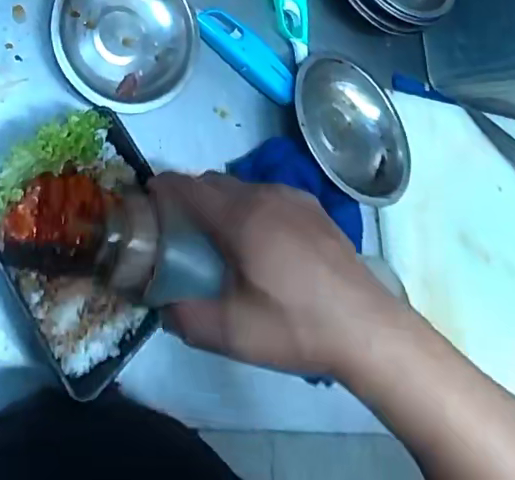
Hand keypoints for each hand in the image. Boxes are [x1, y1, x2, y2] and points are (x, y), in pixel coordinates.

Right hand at [150, 172, 405, 378]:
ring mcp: (293, 197)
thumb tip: (163, 307)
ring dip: (220, 200)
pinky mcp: (314, 207)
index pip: (188, 186)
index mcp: (240, 217)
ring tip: (217, 234)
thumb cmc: (296, 326)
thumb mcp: (232, 333)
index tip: (147, 198)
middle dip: (189, 194)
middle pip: (213, 182)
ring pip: (242, 186)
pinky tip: (259, 239)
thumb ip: (186, 318)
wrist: (368, 328)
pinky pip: (268, 194)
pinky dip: (249, 204)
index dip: (163, 187)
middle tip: (177, 226)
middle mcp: (264, 194)